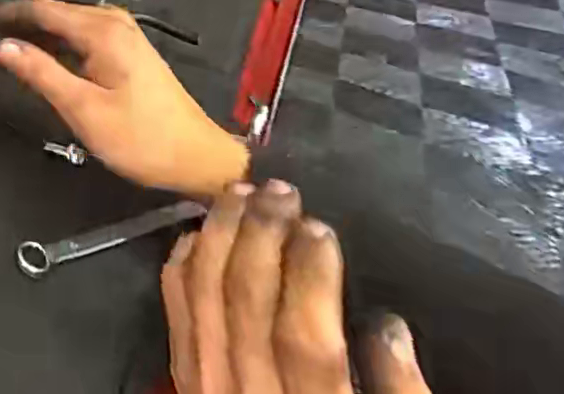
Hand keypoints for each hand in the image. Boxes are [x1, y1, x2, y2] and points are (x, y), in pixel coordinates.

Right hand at [0, 0, 249, 196]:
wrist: (200, 158)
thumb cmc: (141, 138)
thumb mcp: (84, 110)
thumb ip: (41, 73)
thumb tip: (2, 45)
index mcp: (100, 30)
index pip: (39, 9)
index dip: (4, 13)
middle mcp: (110, 20)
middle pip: (52, 11)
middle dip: (16, 21)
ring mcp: (121, 31)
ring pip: (65, 22)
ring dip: (35, 32)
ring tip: (4, 48)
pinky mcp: (126, 46)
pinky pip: (79, 33)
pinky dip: (55, 41)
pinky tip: (41, 57)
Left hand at [166, 180, 432, 393]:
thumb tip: (389, 328)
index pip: (306, 339)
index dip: (312, 277)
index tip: (321, 226)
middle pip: (246, 300)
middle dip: (262, 235)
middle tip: (280, 190)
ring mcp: (205, 387)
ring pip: (203, 291)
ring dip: (219, 233)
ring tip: (240, 192)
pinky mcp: (183, 379)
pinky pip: (174, 308)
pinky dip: (183, 262)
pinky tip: (196, 230)